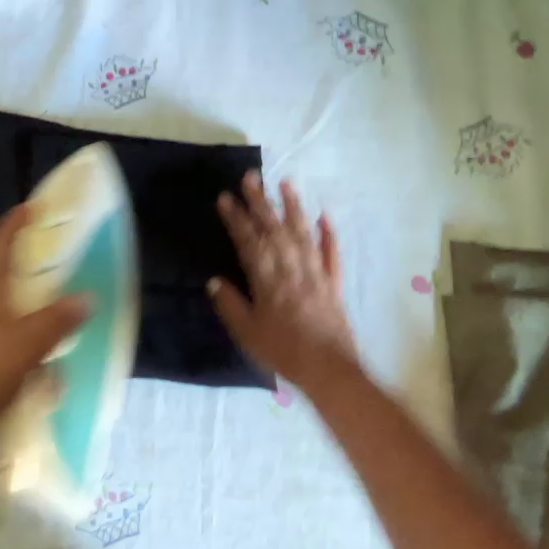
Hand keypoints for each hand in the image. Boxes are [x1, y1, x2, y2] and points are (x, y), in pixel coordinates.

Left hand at [0, 205, 89, 452]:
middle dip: (18, 258)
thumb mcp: (26, 346)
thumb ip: (55, 322)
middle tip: (47, 253)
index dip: (12, 225)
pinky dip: (16, 325)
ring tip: (47, 299)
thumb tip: (85, 297)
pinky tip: (33, 344)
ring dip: (19, 294)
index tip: (29, 208)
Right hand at [207, 172, 358, 390]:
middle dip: (261, 201)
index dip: (236, 218)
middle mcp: (291, 268)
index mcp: (267, 278)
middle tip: (250, 177)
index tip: (225, 197)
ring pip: (303, 233)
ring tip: (285, 183)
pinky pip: (332, 254)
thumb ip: (230, 303)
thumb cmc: (283, 351)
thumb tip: (214, 281)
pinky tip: (324, 216)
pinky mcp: (334, 284)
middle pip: (274, 228)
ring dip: (293, 207)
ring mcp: (316, 273)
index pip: (248, 240)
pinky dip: (329, 234)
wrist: (331, 371)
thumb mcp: (247, 332)